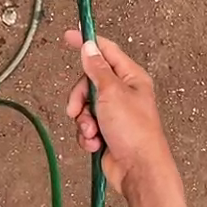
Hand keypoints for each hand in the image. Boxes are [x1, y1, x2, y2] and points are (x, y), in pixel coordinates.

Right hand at [63, 29, 177, 196]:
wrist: (138, 170)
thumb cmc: (135, 132)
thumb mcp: (112, 93)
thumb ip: (97, 69)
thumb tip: (89, 48)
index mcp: (131, 78)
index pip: (106, 51)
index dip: (87, 43)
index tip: (69, 36)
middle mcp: (123, 93)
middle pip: (89, 81)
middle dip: (80, 96)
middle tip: (79, 107)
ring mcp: (114, 113)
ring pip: (84, 106)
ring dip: (83, 119)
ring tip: (93, 131)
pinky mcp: (106, 131)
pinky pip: (86, 125)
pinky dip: (87, 134)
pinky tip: (96, 143)